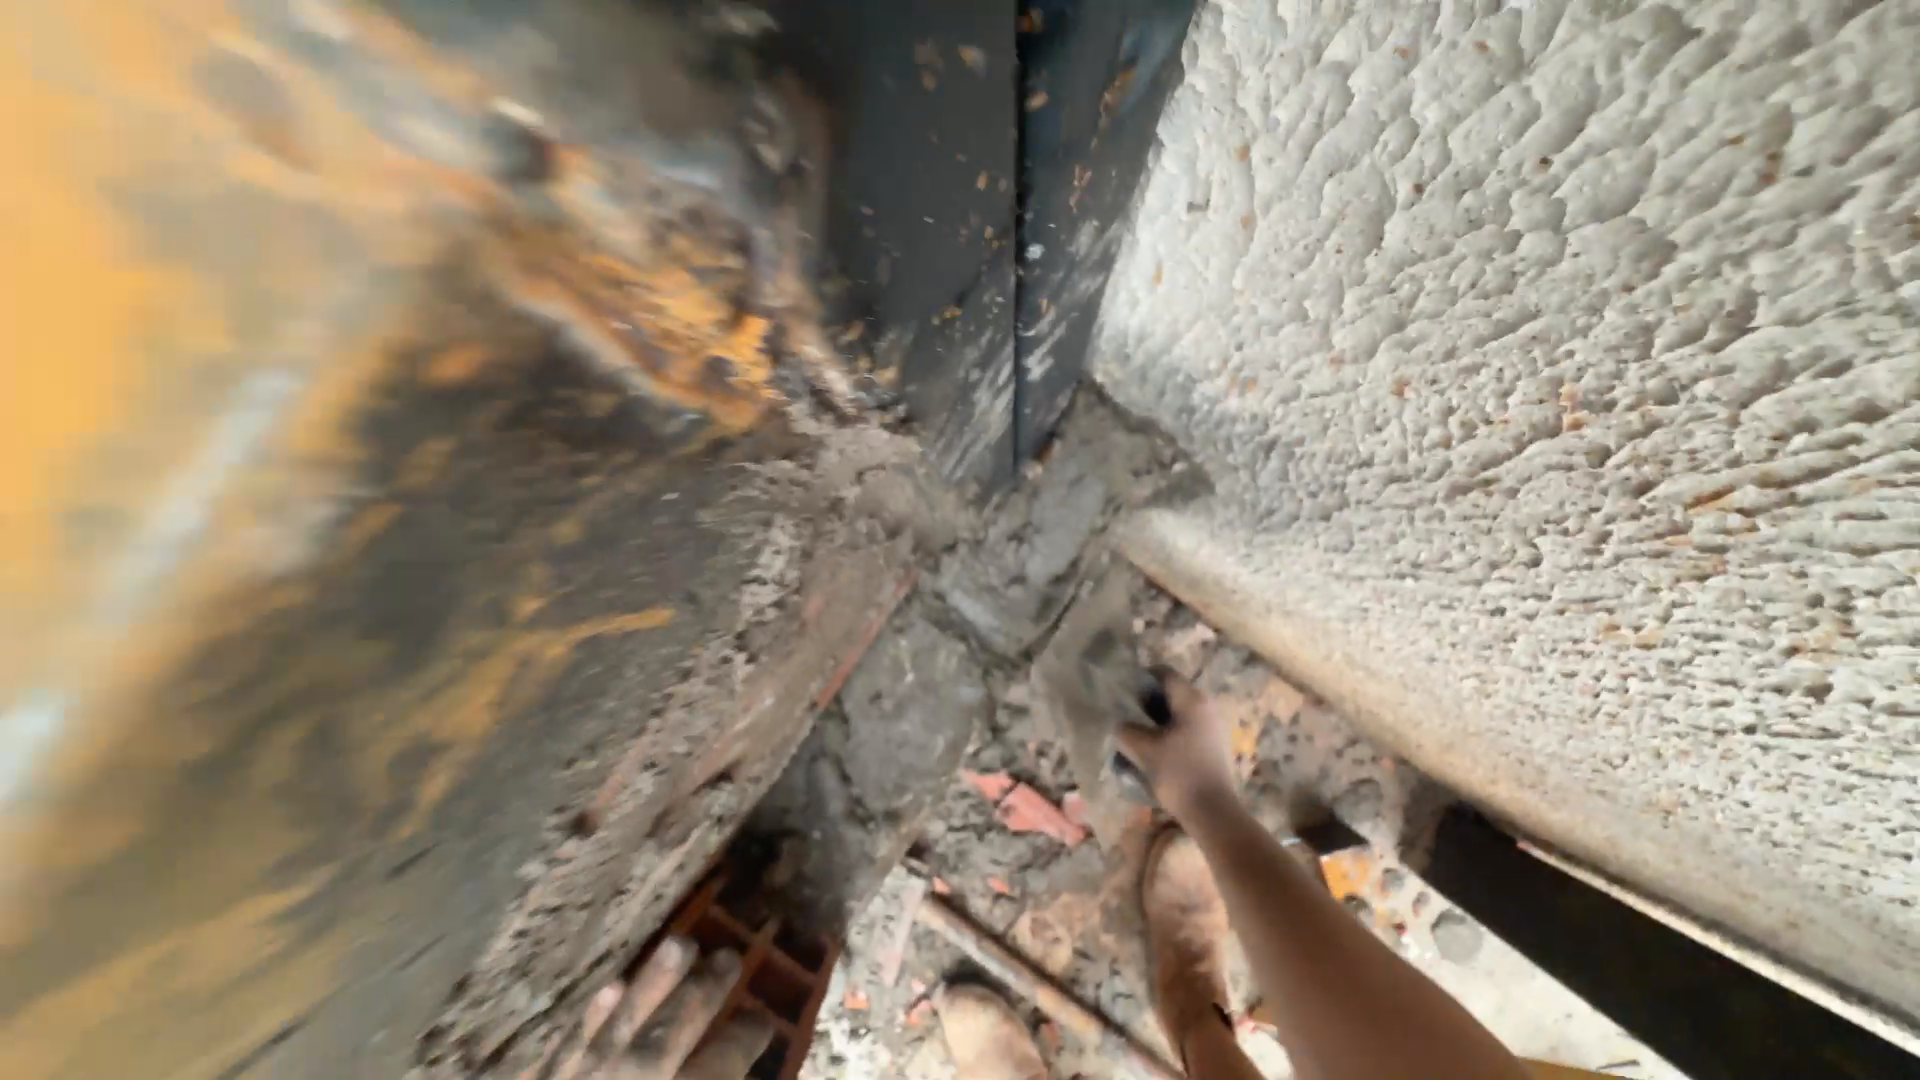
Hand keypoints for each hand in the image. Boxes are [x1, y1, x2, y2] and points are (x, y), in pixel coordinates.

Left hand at [537, 937, 772, 1079]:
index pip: (723, 1063)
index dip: (747, 1038)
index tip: (763, 1021)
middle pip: (675, 1030)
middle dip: (706, 991)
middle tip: (731, 956)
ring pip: (622, 1023)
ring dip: (653, 982)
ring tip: (680, 943)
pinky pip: (567, 1047)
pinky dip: (589, 1018)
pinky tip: (608, 988)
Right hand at [1115, 671, 1237, 820]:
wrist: (1213, 811)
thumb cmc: (1178, 773)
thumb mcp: (1141, 749)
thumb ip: (1125, 730)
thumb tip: (1123, 725)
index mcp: (1192, 699)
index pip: (1164, 673)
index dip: (1142, 679)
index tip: (1125, 694)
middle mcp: (1208, 705)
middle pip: (1173, 692)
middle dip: (1149, 702)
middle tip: (1130, 718)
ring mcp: (1216, 725)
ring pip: (1181, 712)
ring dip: (1160, 720)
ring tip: (1142, 737)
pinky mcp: (1218, 744)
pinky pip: (1190, 727)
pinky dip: (1173, 733)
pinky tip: (1160, 752)